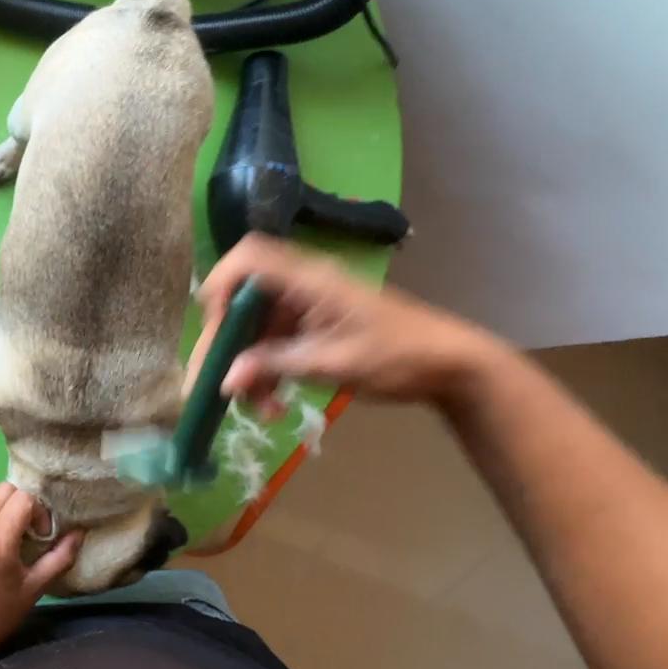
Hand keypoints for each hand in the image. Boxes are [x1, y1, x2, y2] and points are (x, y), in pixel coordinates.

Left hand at [0, 483, 80, 659]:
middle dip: (23, 503)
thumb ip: (60, 558)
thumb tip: (79, 533)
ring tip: (11, 528)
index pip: (22, 498)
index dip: (39, 512)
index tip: (41, 536)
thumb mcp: (34, 589)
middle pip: (4, 488)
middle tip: (28, 530)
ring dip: (4, 501)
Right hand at [186, 236, 507, 409]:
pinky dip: (266, 373)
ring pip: (253, 331)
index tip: (216, 331)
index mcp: (310, 280)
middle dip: (226, 347)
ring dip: (247, 369)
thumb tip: (225, 380)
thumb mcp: (335, 364)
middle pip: (241, 304)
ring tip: (259, 410)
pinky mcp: (309, 327)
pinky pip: (270, 345)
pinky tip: (274, 405)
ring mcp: (304, 307)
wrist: (452, 367)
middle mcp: (300, 287)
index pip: (249, 259)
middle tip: (215, 388)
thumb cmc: (401, 357)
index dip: (221, 286)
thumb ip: (276, 366)